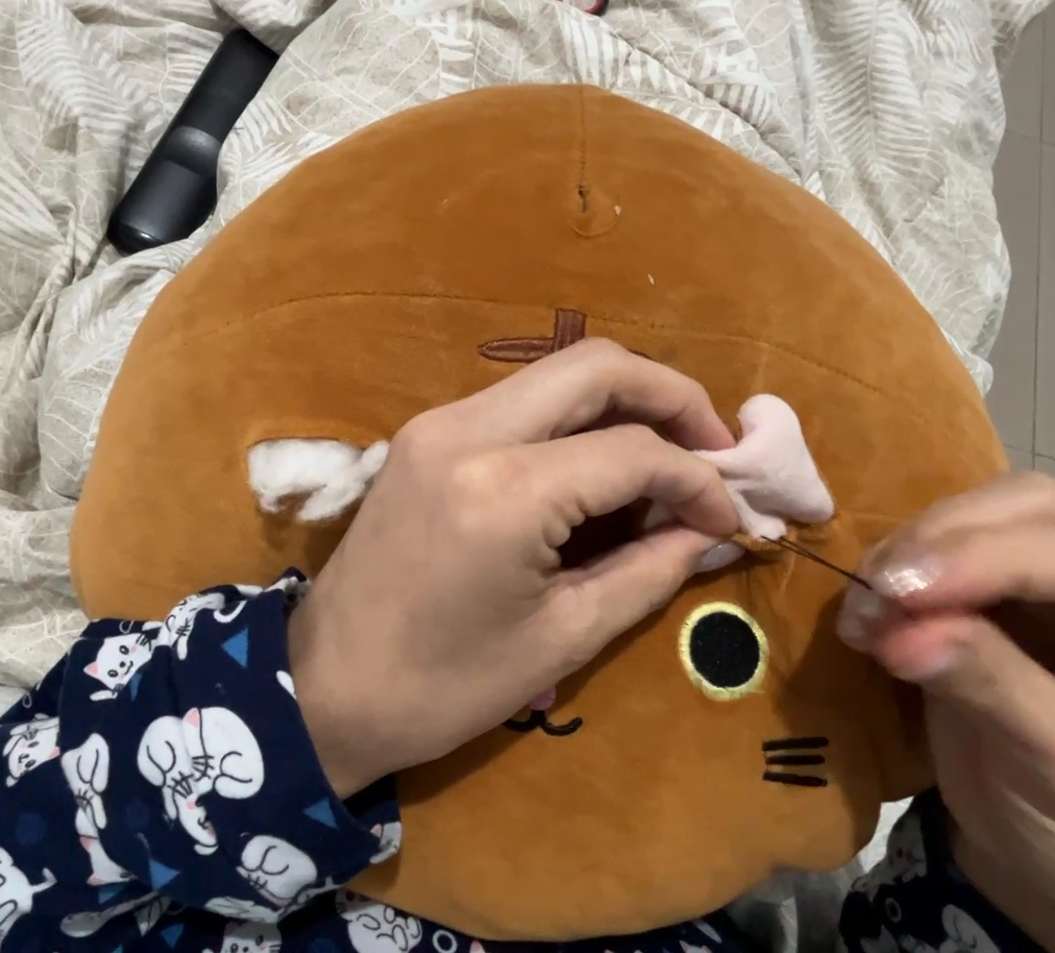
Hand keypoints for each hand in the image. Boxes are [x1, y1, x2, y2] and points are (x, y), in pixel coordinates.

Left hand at [288, 340, 739, 796]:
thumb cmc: (445, 685)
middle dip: (671, 397)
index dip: (700, 479)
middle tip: (715, 449)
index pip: (633, 449)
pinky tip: (600, 467)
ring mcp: (437, 423)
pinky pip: (518, 403)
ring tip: (667, 459)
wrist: (323, 688)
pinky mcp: (423, 434)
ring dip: (622, 403)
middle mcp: (467, 430)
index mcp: (505, 489)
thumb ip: (648, 570)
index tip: (731, 519)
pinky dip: (574, 420)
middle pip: (595, 366)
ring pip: (555, 374)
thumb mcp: (563, 638)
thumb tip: (710, 530)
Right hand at [838, 474, 1054, 952]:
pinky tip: (873, 608)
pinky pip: (954, 551)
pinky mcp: (1018, 598)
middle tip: (875, 594)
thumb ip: (989, 684)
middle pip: (1043, 512)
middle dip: (948, 542)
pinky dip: (906, 571)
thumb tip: (894, 627)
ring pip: (992, 515)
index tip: (897, 588)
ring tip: (866, 609)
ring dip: (917, 551)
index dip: (992, 559)